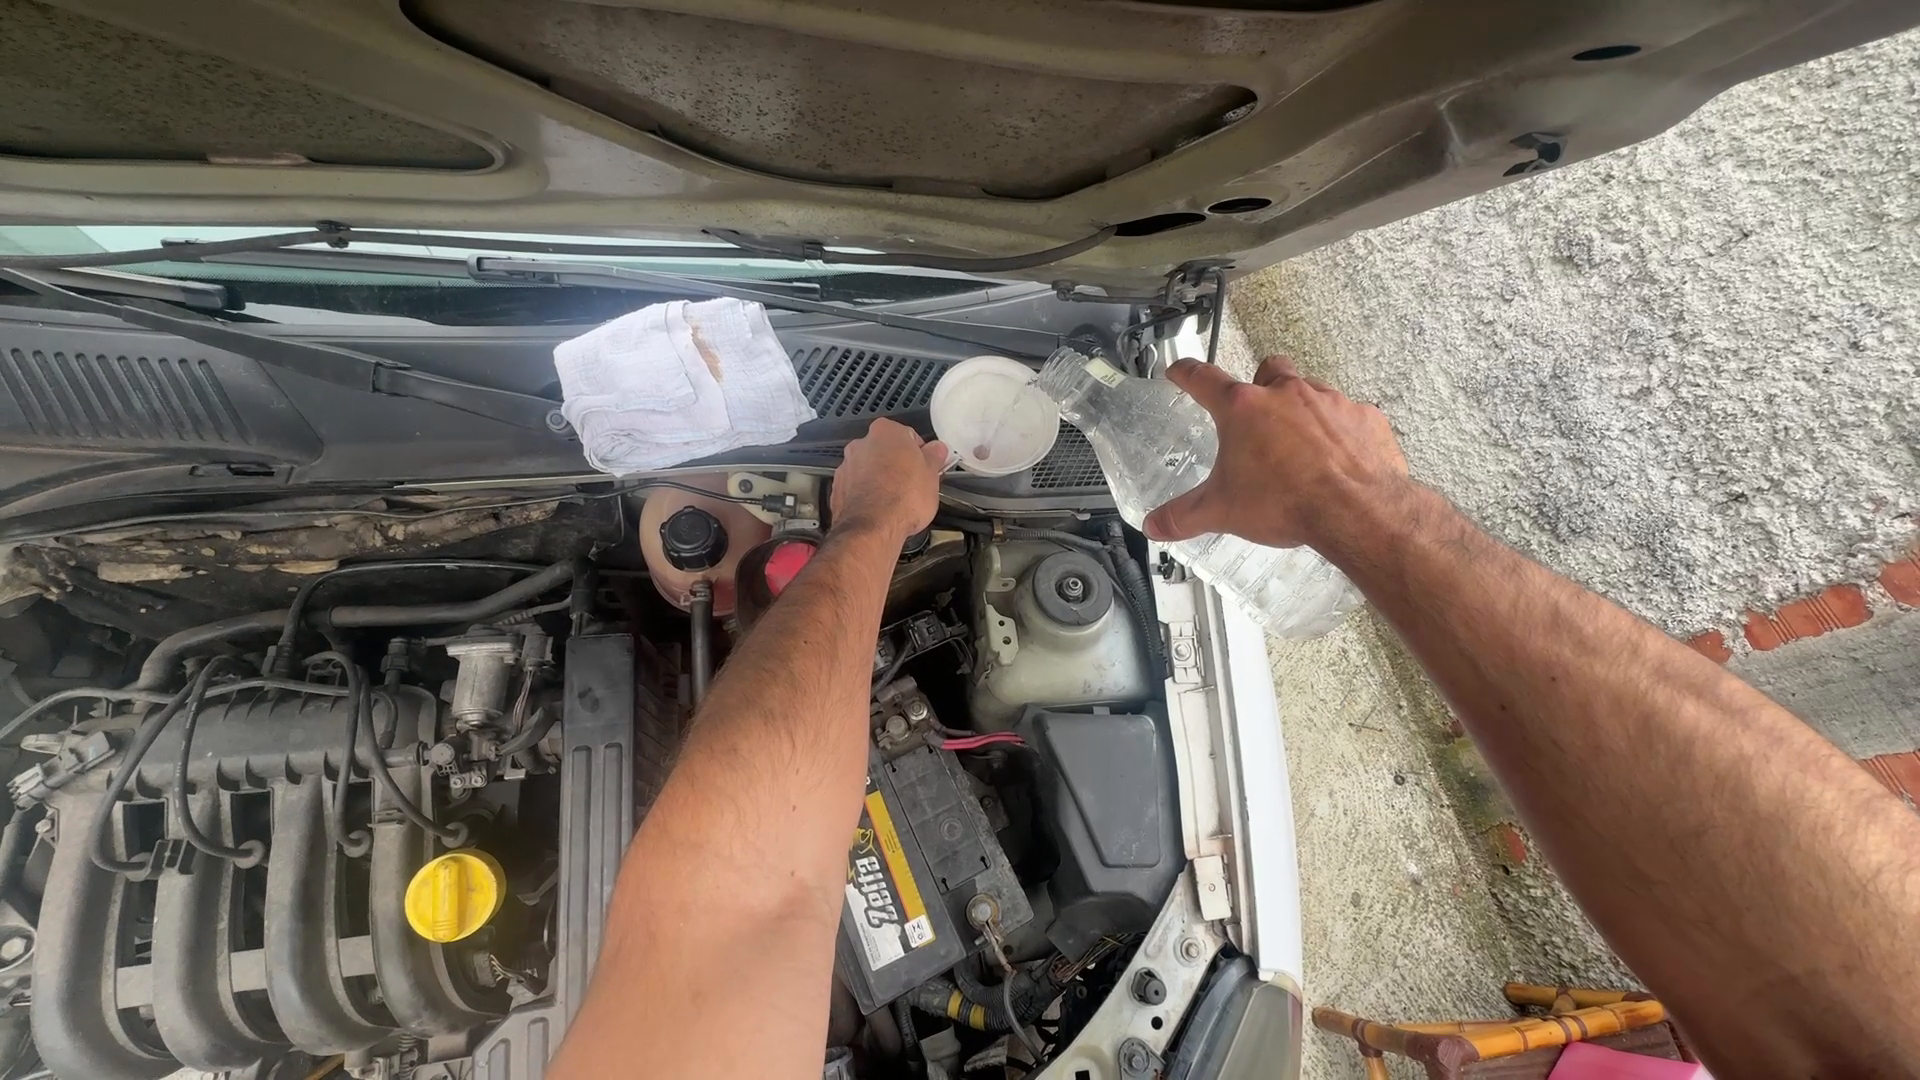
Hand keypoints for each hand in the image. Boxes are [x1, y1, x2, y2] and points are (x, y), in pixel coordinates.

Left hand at [831, 418, 948, 540]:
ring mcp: (848, 466)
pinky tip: (882, 508)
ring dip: (882, 479)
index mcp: (887, 432)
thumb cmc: (900, 499)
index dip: (920, 453)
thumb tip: (936, 451)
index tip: (927, 464)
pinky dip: (867, 494)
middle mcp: (862, 444)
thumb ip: (934, 456)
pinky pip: (857, 487)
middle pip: (886, 450)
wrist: (873, 528)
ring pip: (870, 468)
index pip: (909, 435)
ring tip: (898, 499)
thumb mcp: (932, 475)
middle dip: (899, 464)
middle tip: (914, 482)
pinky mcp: (839, 489)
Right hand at [1143, 357, 1410, 550]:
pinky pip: (1348, 415)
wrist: (1356, 512)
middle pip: (1268, 370)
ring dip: (1300, 410)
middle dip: (1260, 384)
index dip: (1187, 374)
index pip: (1205, 380)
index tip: (1180, 371)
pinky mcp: (1364, 419)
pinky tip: (1334, 460)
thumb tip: (1154, 525)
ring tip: (1296, 446)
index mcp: (1244, 410)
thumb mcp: (1221, 512)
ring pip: (1310, 390)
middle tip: (1256, 413)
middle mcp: (1286, 395)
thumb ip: (1182, 517)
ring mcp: (1329, 403)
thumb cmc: (1286, 502)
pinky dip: (1338, 432)